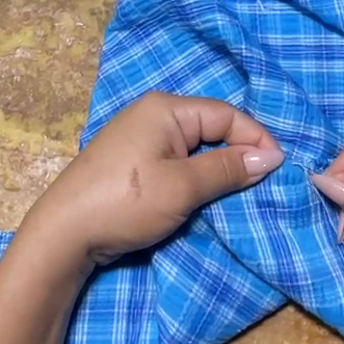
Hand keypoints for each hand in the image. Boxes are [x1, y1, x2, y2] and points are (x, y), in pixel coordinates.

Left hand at [17, 92, 284, 267]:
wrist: (63, 233)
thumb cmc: (125, 202)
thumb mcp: (182, 187)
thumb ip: (226, 169)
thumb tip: (271, 157)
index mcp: (166, 109)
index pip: (226, 114)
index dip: (257, 139)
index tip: (280, 171)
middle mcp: (154, 115)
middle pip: (212, 128)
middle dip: (240, 154)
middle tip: (265, 185)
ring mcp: (141, 139)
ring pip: (196, 148)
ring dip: (219, 169)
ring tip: (243, 194)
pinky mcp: (135, 163)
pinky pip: (179, 162)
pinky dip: (198, 178)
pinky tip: (210, 197)